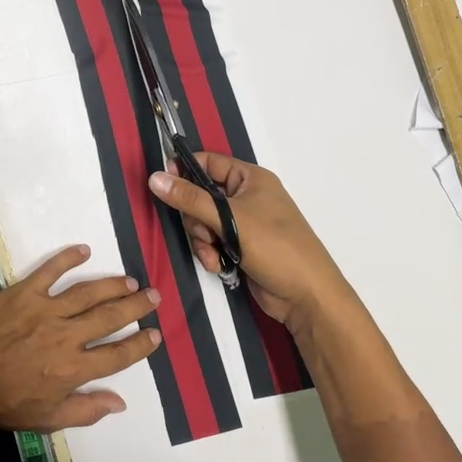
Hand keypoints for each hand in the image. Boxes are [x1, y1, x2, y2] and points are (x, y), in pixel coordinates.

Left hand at [0, 244, 159, 432]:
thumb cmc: (3, 400)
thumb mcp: (47, 419)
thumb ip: (85, 410)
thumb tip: (120, 402)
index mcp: (73, 369)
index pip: (117, 355)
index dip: (139, 345)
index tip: (155, 334)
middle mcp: (65, 335)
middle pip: (109, 317)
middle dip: (135, 306)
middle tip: (154, 296)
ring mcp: (45, 309)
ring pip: (87, 292)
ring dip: (111, 284)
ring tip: (130, 280)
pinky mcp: (24, 291)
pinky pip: (50, 270)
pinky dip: (67, 258)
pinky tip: (84, 249)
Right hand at [148, 157, 349, 329]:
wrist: (308, 298)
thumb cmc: (275, 247)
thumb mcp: (230, 220)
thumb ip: (189, 199)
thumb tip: (153, 177)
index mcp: (250, 178)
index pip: (207, 162)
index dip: (184, 171)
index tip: (164, 186)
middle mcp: (247, 196)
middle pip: (201, 195)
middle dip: (196, 218)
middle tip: (203, 234)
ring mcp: (245, 222)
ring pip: (204, 220)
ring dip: (202, 240)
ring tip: (213, 257)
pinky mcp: (242, 246)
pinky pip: (214, 240)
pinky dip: (211, 252)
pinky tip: (217, 266)